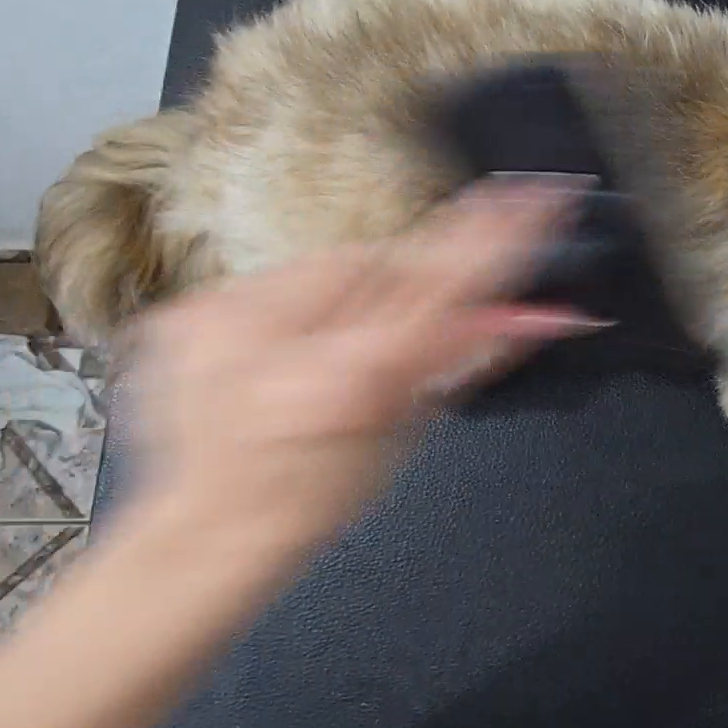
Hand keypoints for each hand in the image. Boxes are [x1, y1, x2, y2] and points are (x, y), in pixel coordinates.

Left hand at [125, 179, 600, 539]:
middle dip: (432, 263)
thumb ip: (465, 356)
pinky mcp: (194, 310)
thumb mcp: (406, 431)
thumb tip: (532, 314)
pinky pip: (285, 277)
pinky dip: (307, 302)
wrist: (207, 528)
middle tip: (453, 268)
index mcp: (349, 378)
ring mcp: (230, 316)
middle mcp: (285, 336)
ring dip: (364, 289)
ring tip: (349, 343)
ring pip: (340, 264)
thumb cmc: (316, 497)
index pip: (444, 284)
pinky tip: (296, 346)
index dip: (496, 237)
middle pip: (393, 262)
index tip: (533, 198)